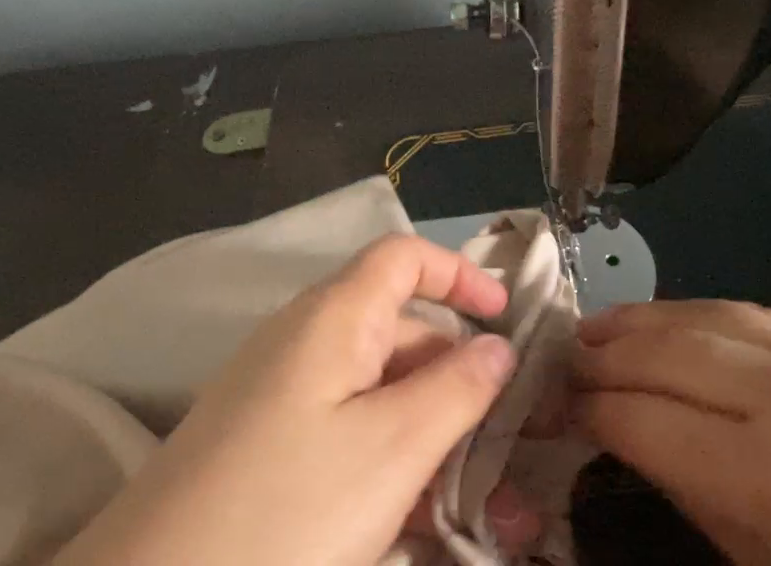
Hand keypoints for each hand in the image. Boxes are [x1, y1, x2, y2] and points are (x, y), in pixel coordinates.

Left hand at [52, 234, 538, 565]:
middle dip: (456, 373)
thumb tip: (496, 346)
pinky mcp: (263, 441)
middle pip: (398, 327)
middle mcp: (303, 338)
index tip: (506, 321)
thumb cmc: (289, 505)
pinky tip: (412, 514)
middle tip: (503, 439)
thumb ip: (457, 389)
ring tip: (468, 493)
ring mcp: (279, 391)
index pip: (403, 256)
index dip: (459, 273)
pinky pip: (344, 426)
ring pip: (376, 387)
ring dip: (428, 427)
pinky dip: (386, 455)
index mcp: (334, 316)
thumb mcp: (393, 447)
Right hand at [571, 300, 770, 565]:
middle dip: (597, 357)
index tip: (545, 409)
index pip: (641, 419)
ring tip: (589, 332)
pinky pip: (748, 314)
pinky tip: (663, 323)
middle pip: (663, 353)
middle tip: (550, 364)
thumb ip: (691, 499)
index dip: (583, 411)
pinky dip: (691, 315)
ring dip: (637, 322)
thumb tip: (624, 437)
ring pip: (701, 317)